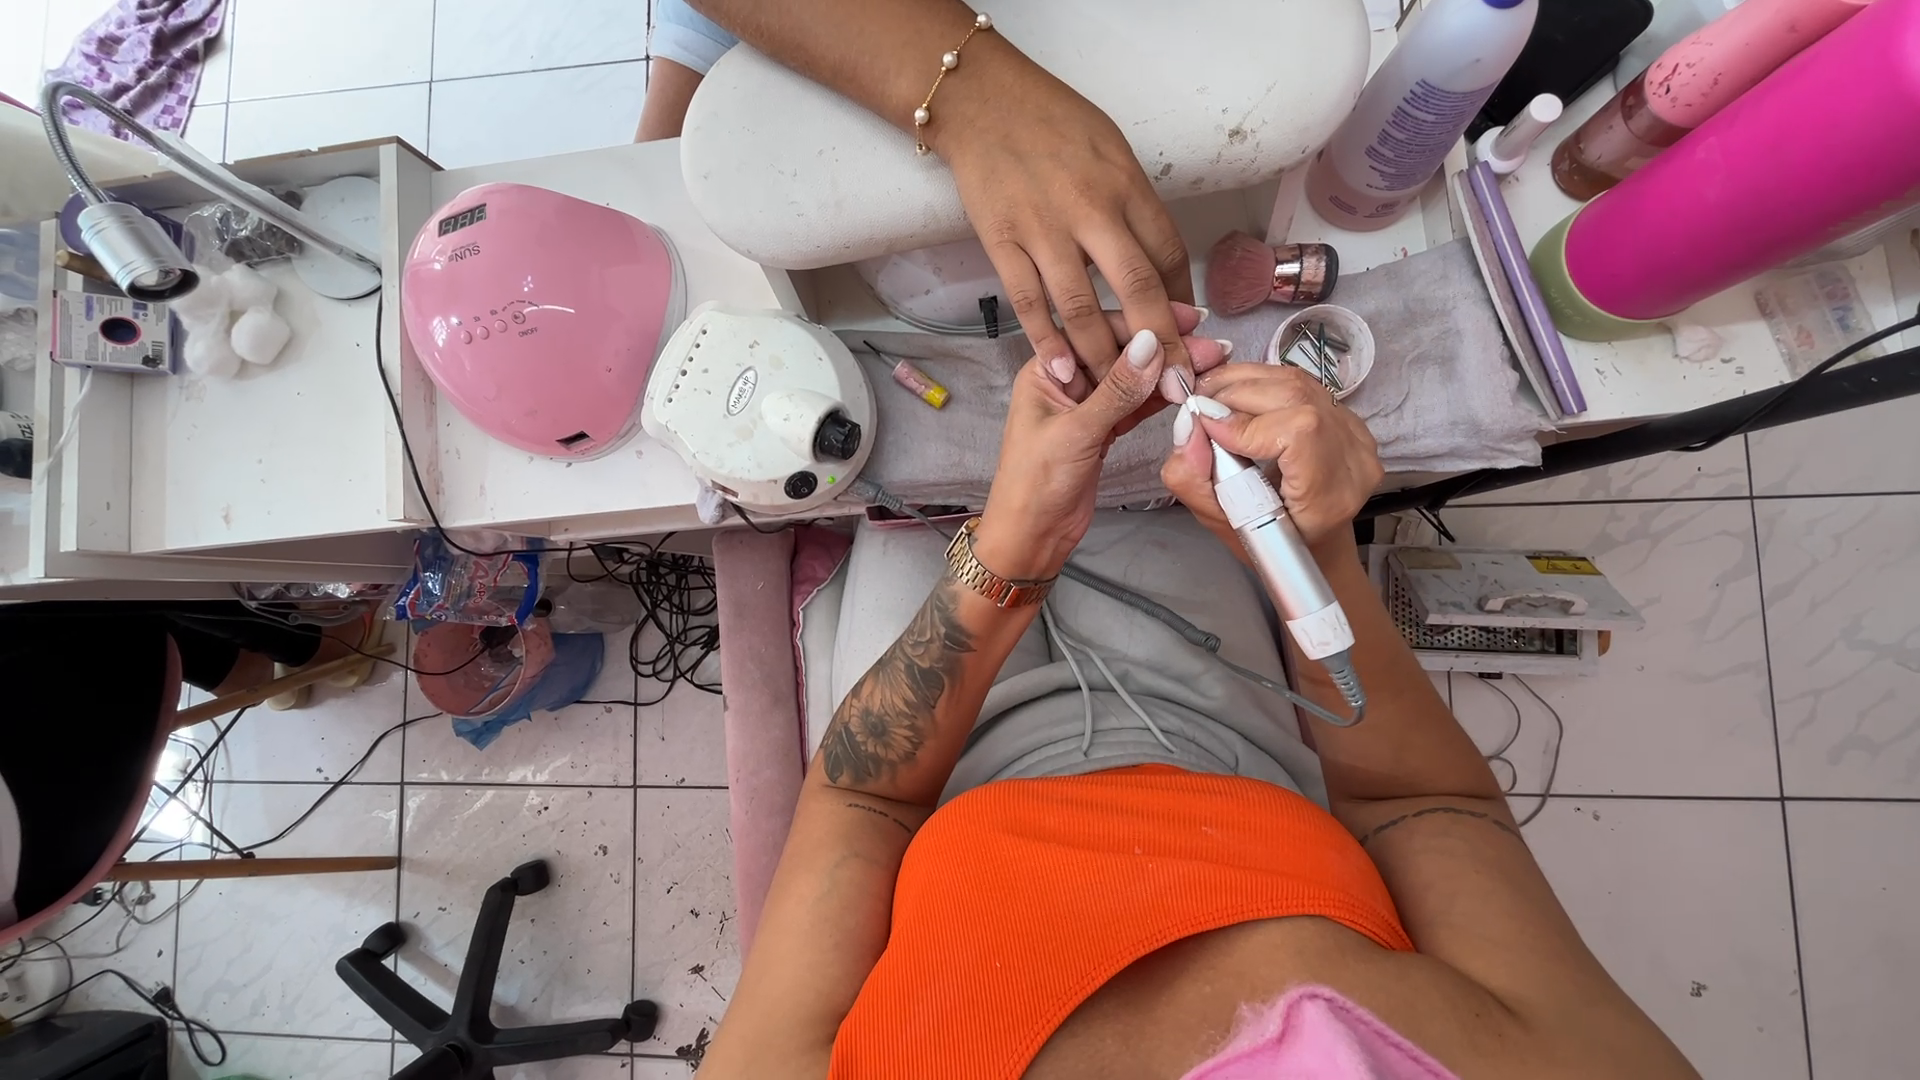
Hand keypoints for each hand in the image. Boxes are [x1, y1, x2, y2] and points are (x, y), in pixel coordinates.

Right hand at [931, 39, 1193, 398]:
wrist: (982, 102)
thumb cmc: (1052, 122)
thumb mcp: (1111, 149)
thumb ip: (1133, 205)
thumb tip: (1155, 260)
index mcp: (1126, 185)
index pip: (1167, 255)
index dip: (1180, 304)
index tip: (1187, 336)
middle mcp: (1091, 210)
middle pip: (1136, 288)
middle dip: (1160, 345)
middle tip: (1174, 387)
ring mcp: (1044, 230)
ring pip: (1080, 308)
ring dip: (1101, 357)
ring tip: (1116, 392)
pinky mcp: (1003, 245)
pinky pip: (1029, 304)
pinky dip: (1047, 343)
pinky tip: (1064, 372)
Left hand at [974, 314, 1228, 580]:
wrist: (1032, 537)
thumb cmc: (1036, 483)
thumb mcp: (1076, 432)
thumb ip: (1116, 390)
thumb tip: (1152, 342)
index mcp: (1045, 368)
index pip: (1096, 330)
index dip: (1141, 321)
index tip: (1186, 319)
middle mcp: (1065, 380)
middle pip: (1119, 352)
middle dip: (1163, 347)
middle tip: (1211, 347)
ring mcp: (1085, 406)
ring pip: (1132, 379)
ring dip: (1168, 373)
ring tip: (1211, 365)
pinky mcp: (1102, 430)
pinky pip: (1135, 405)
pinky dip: (1160, 399)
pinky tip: (1189, 388)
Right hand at [1160, 363, 1383, 553]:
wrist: (1309, 537)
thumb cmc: (1265, 539)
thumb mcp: (1215, 521)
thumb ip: (1191, 478)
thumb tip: (1188, 424)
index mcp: (1327, 497)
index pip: (1298, 431)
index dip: (1245, 422)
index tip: (1205, 426)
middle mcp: (1353, 459)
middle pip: (1294, 395)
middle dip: (1233, 394)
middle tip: (1197, 409)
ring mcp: (1355, 432)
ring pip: (1294, 381)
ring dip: (1241, 381)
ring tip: (1208, 399)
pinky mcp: (1347, 415)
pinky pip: (1299, 381)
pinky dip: (1257, 380)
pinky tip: (1232, 395)